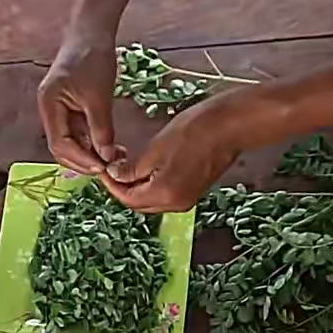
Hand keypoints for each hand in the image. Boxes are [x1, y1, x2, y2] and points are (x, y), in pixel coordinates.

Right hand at [39, 35, 124, 174]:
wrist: (93, 31)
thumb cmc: (93, 58)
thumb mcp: (99, 98)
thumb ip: (101, 130)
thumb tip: (106, 158)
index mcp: (49, 105)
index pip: (60, 144)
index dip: (80, 160)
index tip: (102, 167)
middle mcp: (50, 111)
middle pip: (63, 148)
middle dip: (84, 161)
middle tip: (108, 169)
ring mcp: (61, 110)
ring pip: (74, 143)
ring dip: (92, 154)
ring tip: (114, 158)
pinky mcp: (72, 109)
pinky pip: (82, 133)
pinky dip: (95, 143)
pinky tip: (112, 148)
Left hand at [102, 93, 248, 212]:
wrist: (229, 128)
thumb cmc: (194, 132)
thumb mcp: (156, 148)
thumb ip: (133, 168)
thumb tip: (115, 176)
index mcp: (164, 195)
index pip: (128, 199)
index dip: (112, 185)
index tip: (103, 169)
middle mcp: (175, 205)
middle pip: (140, 204)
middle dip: (123, 189)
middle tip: (113, 167)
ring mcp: (186, 201)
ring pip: (152, 202)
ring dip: (137, 188)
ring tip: (128, 166)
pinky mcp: (193, 193)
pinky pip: (165, 196)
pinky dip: (152, 187)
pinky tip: (147, 169)